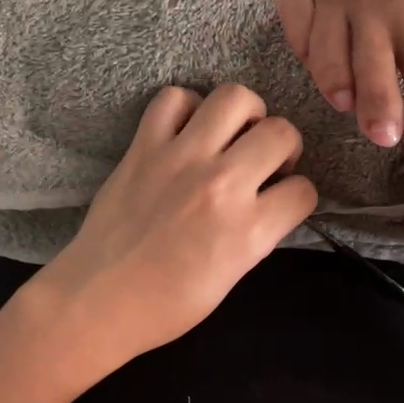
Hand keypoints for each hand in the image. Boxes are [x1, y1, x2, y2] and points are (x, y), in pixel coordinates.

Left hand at [45, 84, 319, 361]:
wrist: (99, 299)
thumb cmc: (168, 304)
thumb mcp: (231, 276)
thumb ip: (255, 233)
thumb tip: (267, 200)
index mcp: (248, 230)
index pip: (303, 190)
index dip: (297, 195)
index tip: (281, 199)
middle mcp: (221, 184)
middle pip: (281, 132)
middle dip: (284, 146)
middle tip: (262, 160)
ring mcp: (181, 159)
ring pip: (235, 98)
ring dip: (245, 113)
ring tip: (232, 133)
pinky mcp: (144, 147)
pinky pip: (173, 98)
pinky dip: (186, 107)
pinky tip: (185, 130)